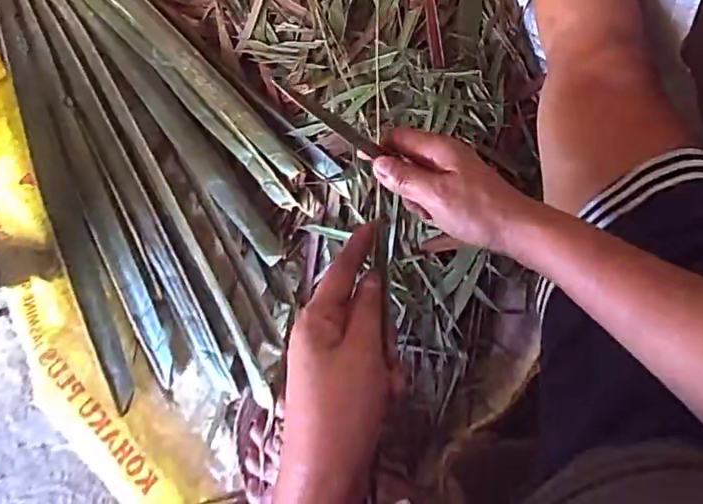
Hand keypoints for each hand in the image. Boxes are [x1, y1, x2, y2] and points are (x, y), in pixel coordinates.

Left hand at [273, 222, 389, 503]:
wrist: (324, 479)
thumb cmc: (342, 409)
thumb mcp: (363, 351)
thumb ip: (369, 309)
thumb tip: (371, 278)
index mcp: (315, 320)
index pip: (341, 270)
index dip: (359, 246)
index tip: (375, 223)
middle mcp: (317, 335)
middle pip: (361, 307)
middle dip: (382, 328)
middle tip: (387, 355)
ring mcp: (325, 362)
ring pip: (369, 338)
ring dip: (385, 358)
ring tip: (386, 387)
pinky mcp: (336, 385)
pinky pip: (366, 365)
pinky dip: (380, 378)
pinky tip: (383, 400)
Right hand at [371, 128, 546, 255]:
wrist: (515, 229)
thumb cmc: (475, 210)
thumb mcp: (433, 195)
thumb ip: (404, 177)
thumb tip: (376, 161)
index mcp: (439, 147)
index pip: (399, 136)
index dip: (380, 149)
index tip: (366, 169)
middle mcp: (445, 153)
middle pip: (407, 161)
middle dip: (404, 185)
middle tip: (419, 205)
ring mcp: (453, 170)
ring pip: (418, 182)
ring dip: (419, 202)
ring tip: (435, 216)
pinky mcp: (459, 188)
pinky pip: (433, 194)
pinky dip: (432, 209)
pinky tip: (444, 223)